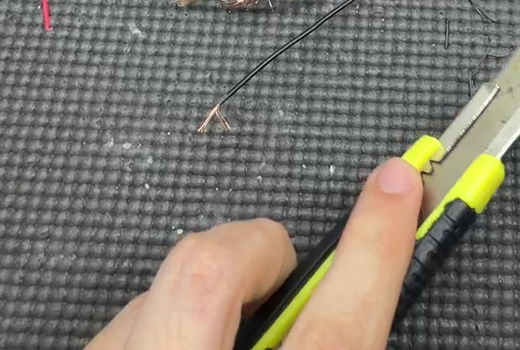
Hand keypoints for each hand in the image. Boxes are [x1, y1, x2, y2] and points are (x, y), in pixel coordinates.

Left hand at [87, 158, 421, 349]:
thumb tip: (366, 283)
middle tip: (278, 269)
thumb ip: (335, 331)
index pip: (336, 332)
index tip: (398, 184)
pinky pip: (120, 324)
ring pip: (154, 292)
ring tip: (214, 339)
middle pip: (208, 272)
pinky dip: (153, 328)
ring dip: (199, 300)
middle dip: (256, 246)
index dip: (374, 247)